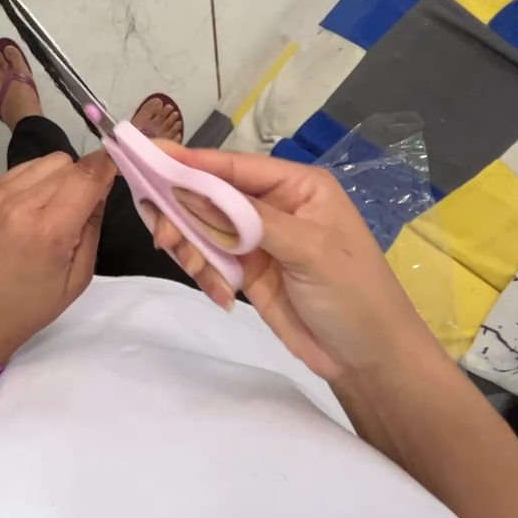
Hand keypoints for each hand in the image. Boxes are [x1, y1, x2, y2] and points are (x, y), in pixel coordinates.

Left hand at [0, 151, 116, 361]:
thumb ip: (93, 226)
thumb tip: (103, 187)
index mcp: (49, 229)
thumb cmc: (33, 304)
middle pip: (69, 163)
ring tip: (59, 205)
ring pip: (48, 160)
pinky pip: (27, 167)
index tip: (121, 164)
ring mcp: (0, 193)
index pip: (87, 176)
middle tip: (86, 203)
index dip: (108, 164)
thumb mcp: (79, 276)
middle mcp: (22, 203)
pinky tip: (38, 203)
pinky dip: (40, 178)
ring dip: (63, 175)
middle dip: (86, 177)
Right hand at [148, 144, 438, 381]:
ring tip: (196, 270)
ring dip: (190, 247)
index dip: (190, 162)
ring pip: (199, 227)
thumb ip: (247, 218)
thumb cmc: (353, 294)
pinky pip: (206, 257)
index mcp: (295, 186)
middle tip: (163, 235)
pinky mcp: (243, 268)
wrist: (368, 361)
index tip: (149, 157)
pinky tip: (221, 294)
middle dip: (182, 212)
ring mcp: (254, 237)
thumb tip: (190, 190)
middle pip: (207, 194)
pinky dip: (203, 273)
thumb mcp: (307, 249)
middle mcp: (271, 204)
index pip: (232, 166)